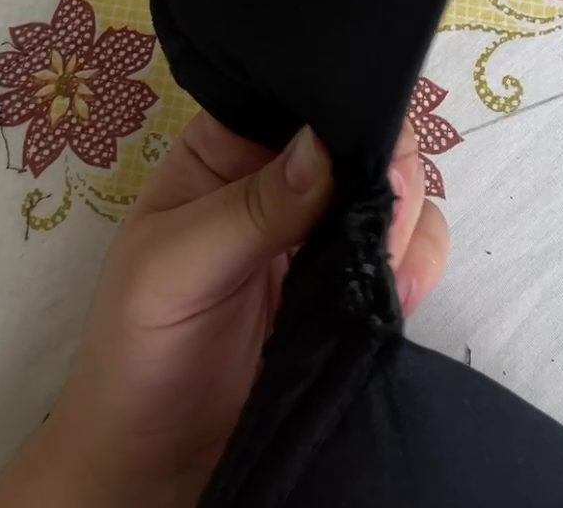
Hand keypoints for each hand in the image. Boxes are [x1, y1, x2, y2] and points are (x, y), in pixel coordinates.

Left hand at [0, 111, 449, 506]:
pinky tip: (398, 293)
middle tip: (387, 208)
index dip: (340, 106)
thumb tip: (324, 148)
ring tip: (385, 265)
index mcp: (231, 149)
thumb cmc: (141, 347)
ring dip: (409, 217)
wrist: (160, 463)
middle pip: (363, 137)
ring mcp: (327, 229)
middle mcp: (288, 177)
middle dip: (387, 166)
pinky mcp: (357, 280)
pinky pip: (415, 247)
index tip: (363, 147)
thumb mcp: (172, 265)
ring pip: (398, 188)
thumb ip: (249, 206)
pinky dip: (421, 261)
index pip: (298, 99)